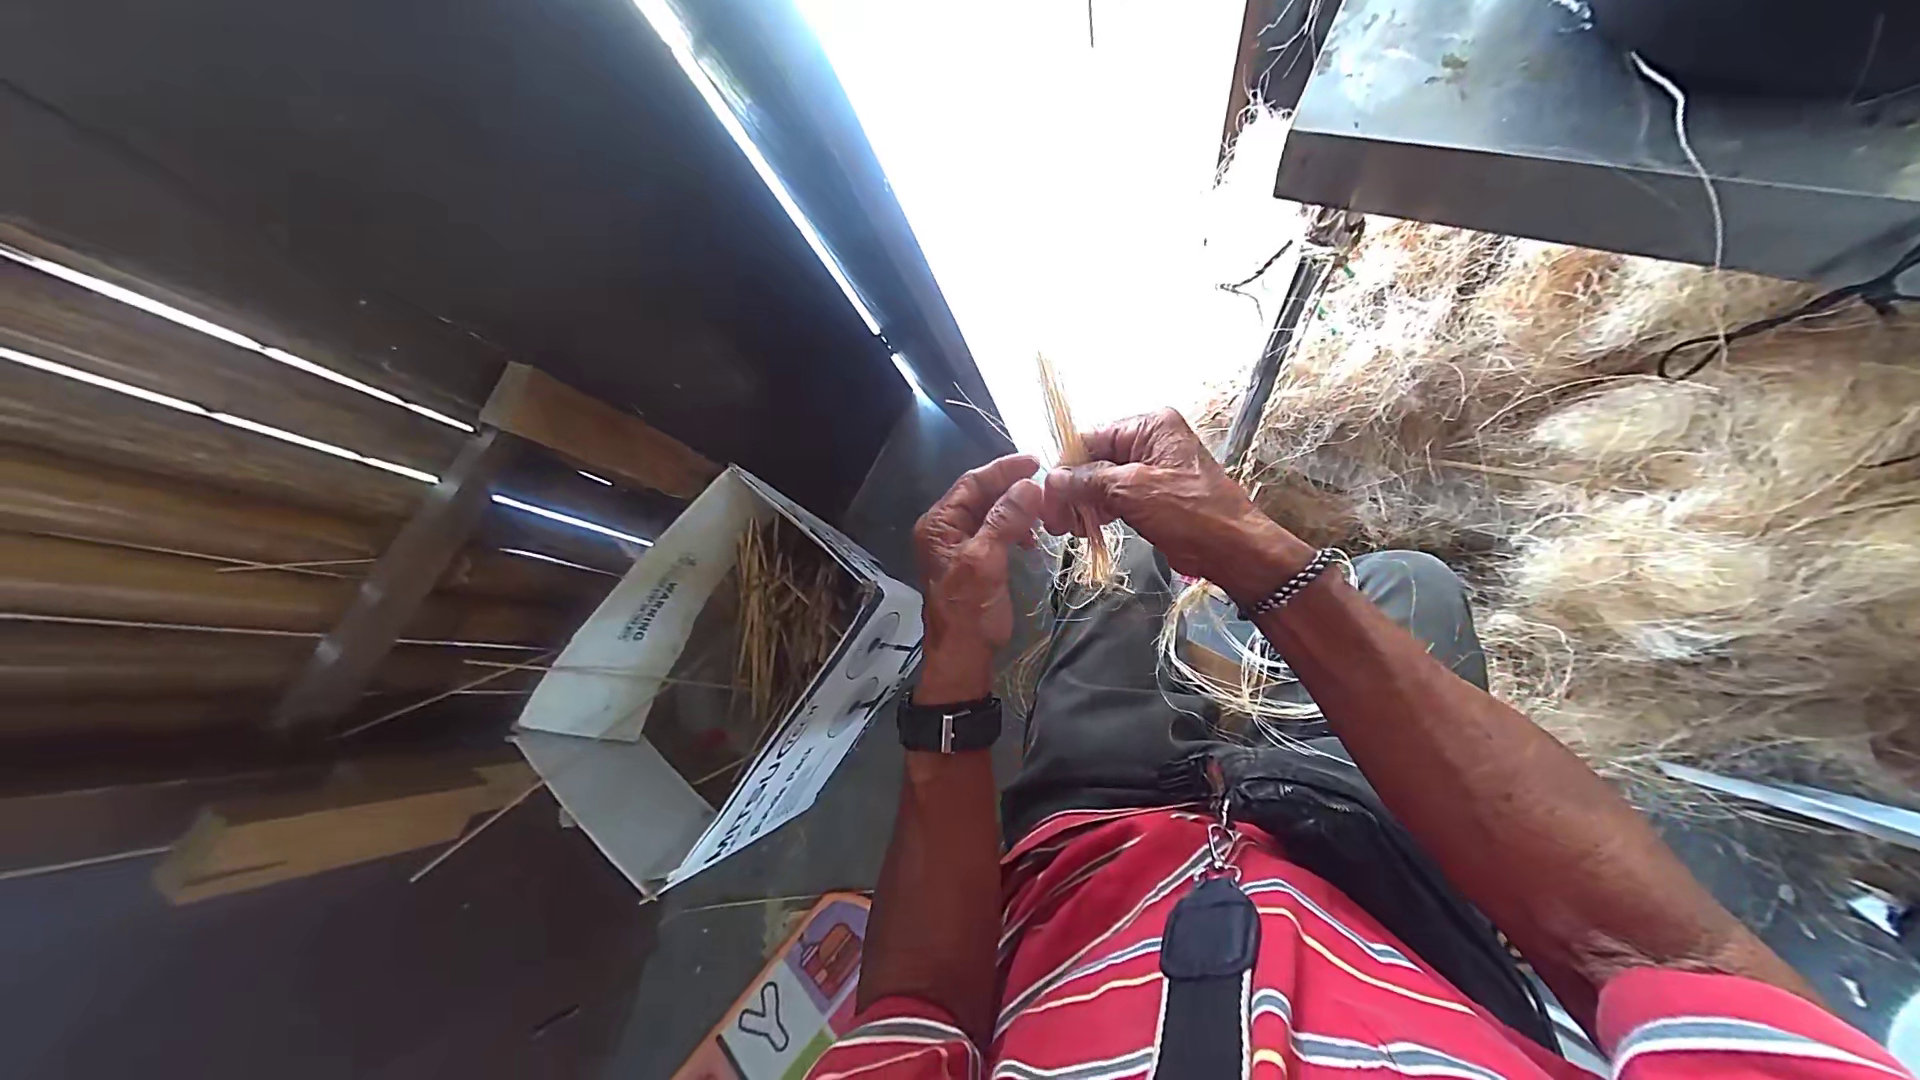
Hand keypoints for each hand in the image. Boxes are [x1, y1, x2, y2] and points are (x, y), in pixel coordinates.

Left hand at [912, 454, 1041, 703]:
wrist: (962, 657)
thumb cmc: (969, 611)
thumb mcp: (985, 561)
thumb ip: (1005, 520)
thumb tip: (1029, 485)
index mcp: (939, 524)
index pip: (971, 483)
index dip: (1003, 470)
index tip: (1035, 462)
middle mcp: (945, 530)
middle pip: (981, 496)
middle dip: (1012, 490)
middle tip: (1046, 486)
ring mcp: (959, 545)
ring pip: (991, 514)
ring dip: (1016, 511)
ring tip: (1042, 514)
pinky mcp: (974, 561)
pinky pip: (995, 534)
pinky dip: (1014, 531)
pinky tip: (1030, 540)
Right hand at [1039, 409, 1313, 604]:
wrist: (1232, 549)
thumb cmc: (1190, 513)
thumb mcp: (1133, 490)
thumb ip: (1088, 480)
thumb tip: (1052, 478)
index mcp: (1149, 426)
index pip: (1090, 439)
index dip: (1065, 469)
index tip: (1048, 499)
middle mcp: (1148, 441)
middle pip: (1092, 461)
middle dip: (1072, 491)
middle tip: (1056, 522)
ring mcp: (1149, 469)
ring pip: (1099, 481)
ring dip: (1082, 504)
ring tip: (1070, 530)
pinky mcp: (1149, 494)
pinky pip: (1112, 497)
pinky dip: (1097, 512)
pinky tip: (1088, 529)